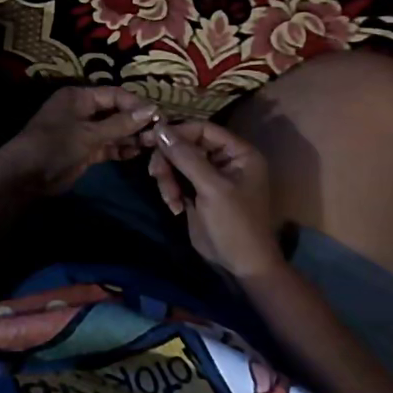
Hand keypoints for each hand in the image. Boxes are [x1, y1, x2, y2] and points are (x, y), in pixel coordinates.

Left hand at [0, 86, 157, 194]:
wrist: (27, 175)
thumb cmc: (56, 145)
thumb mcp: (89, 133)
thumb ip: (121, 123)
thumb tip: (152, 109)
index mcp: (78, 97)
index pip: (114, 94)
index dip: (137, 104)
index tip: (159, 116)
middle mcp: (82, 110)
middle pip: (116, 112)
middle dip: (136, 121)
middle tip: (160, 132)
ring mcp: (83, 131)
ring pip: (114, 130)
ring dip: (132, 136)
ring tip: (154, 144)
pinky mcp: (85, 150)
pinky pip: (108, 145)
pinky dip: (121, 149)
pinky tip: (138, 153)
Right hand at [144, 120, 284, 278]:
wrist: (240, 264)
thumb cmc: (235, 223)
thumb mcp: (211, 188)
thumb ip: (186, 157)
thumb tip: (160, 128)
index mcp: (239, 153)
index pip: (203, 130)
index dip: (177, 133)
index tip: (151, 140)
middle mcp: (225, 160)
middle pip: (185, 146)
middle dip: (169, 162)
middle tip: (156, 176)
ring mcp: (209, 177)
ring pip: (176, 163)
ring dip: (167, 179)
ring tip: (170, 199)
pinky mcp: (196, 192)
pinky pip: (175, 180)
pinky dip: (169, 191)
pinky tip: (174, 208)